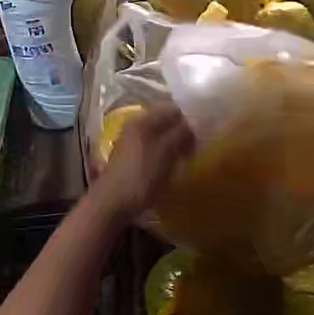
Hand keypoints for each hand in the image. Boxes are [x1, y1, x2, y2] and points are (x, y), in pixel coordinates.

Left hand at [90, 105, 194, 220]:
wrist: (111, 204)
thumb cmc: (140, 177)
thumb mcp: (164, 153)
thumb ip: (180, 134)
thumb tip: (197, 119)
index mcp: (143, 121)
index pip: (173, 110)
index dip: (189, 121)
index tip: (202, 137)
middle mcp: (135, 126)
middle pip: (166, 122)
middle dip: (183, 133)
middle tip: (195, 150)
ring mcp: (131, 142)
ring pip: (160, 136)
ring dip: (175, 145)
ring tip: (185, 160)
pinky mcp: (130, 158)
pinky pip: (154, 149)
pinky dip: (165, 154)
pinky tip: (171, 167)